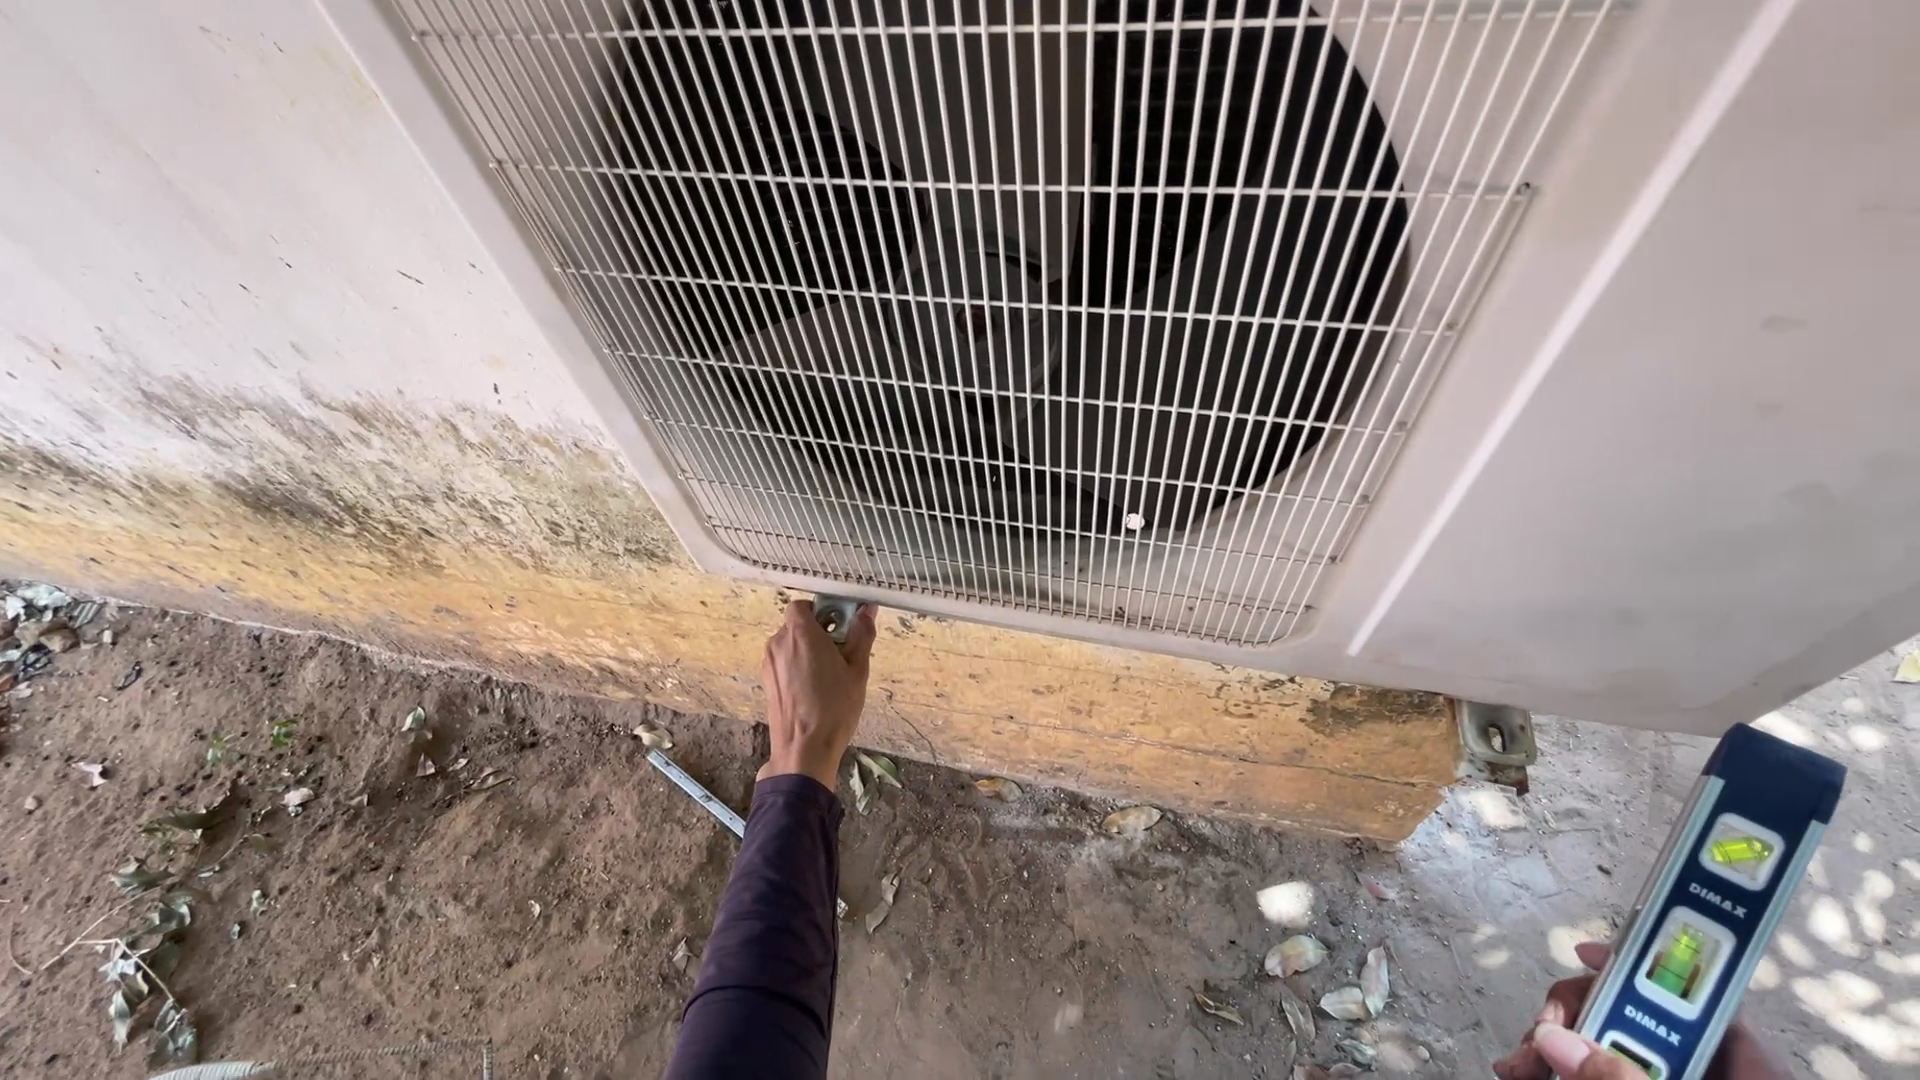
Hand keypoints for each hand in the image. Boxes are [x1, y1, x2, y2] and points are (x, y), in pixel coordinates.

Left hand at [757, 600, 877, 791]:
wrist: (804, 749)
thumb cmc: (834, 708)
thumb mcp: (857, 669)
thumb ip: (862, 634)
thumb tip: (867, 610)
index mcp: (801, 634)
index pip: (803, 605)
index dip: (822, 611)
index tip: (841, 626)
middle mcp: (779, 644)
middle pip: (797, 624)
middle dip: (819, 632)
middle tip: (842, 652)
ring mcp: (770, 664)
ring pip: (791, 644)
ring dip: (809, 650)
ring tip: (831, 674)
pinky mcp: (768, 681)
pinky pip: (785, 662)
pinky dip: (799, 666)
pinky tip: (816, 688)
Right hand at [1493, 942, 1783, 1079]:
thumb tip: (1552, 1037)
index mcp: (1742, 1075)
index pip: (1699, 1003)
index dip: (1644, 968)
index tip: (1582, 954)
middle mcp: (1702, 1076)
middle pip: (1631, 1020)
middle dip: (1569, 1020)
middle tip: (1528, 1046)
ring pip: (1600, 1048)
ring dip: (1550, 1049)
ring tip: (1513, 1070)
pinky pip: (1592, 1073)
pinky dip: (1555, 1072)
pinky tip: (1525, 1075)